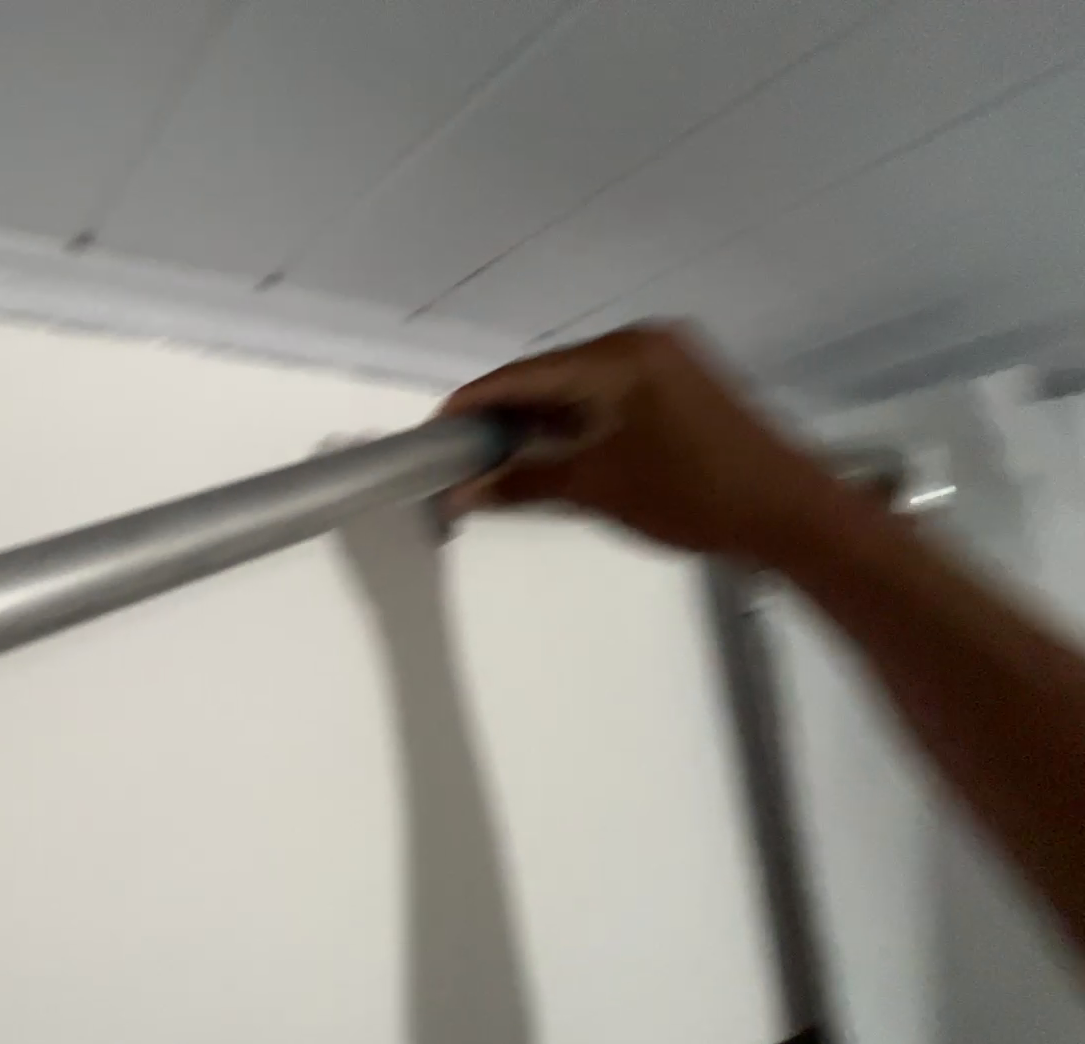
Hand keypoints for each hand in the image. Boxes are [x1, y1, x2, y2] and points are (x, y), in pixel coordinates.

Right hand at [438, 322, 845, 560]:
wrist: (795, 515)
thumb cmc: (690, 495)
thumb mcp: (594, 488)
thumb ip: (519, 483)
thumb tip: (458, 496)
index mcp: (618, 358)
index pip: (522, 374)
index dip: (472, 402)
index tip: (432, 429)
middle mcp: (638, 343)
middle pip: (545, 375)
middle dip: (499, 412)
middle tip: (459, 448)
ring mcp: (662, 360)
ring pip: (572, 385)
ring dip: (533, 417)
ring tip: (491, 452)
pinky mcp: (675, 382)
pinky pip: (601, 392)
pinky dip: (568, 419)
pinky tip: (542, 445)